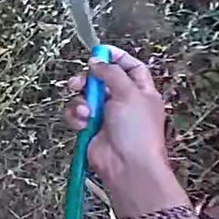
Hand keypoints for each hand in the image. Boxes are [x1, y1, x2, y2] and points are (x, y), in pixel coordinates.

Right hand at [62, 47, 186, 216]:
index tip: (100, 51)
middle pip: (102, 79)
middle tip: (79, 81)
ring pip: (85, 96)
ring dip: (80, 100)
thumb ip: (111, 73)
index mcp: (142, 92)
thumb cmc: (137, 132)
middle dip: (88, 78)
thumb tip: (96, 62)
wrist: (127, 167)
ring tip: (84, 109)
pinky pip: (77, 114)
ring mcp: (107, 116)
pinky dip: (76, 116)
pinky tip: (83, 122)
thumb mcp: (128, 93)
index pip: (130, 67)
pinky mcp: (91, 128)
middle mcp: (124, 102)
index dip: (116, 57)